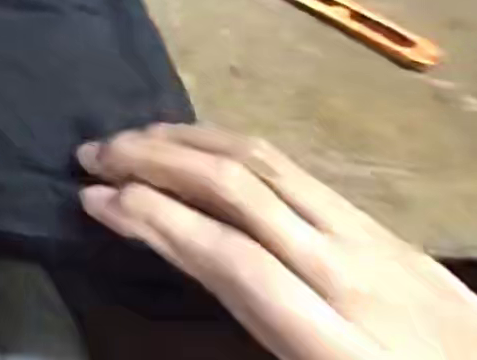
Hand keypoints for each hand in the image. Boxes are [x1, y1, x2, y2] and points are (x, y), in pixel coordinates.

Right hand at [78, 125, 476, 359]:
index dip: (152, 221)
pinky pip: (290, 167)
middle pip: (238, 191)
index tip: (93, 201)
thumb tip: (180, 257)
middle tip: (92, 154)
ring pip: (262, 162)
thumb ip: (256, 326)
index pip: (230, 260)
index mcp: (345, 349)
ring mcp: (374, 243)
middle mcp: (355, 279)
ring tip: (128, 138)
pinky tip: (192, 145)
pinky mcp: (384, 228)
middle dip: (152, 161)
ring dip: (181, 140)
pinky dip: (223, 143)